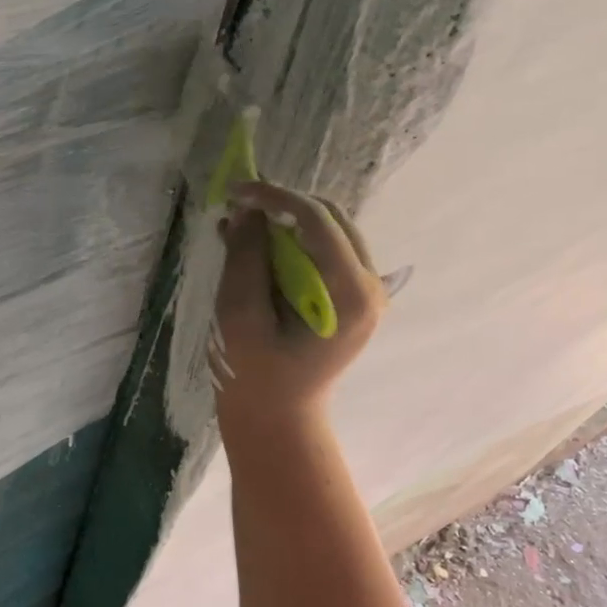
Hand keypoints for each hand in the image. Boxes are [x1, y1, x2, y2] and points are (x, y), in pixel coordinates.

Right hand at [211, 182, 385, 440]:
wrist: (278, 415)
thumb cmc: (255, 373)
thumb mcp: (240, 317)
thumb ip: (245, 261)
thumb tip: (245, 212)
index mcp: (350, 294)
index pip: (319, 222)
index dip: (276, 198)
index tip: (236, 190)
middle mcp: (370, 285)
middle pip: (330, 219)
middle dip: (282, 206)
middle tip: (236, 205)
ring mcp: (364, 291)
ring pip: (328, 231)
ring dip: (284, 222)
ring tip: (239, 224)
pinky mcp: (349, 296)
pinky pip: (322, 252)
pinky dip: (289, 242)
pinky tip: (252, 244)